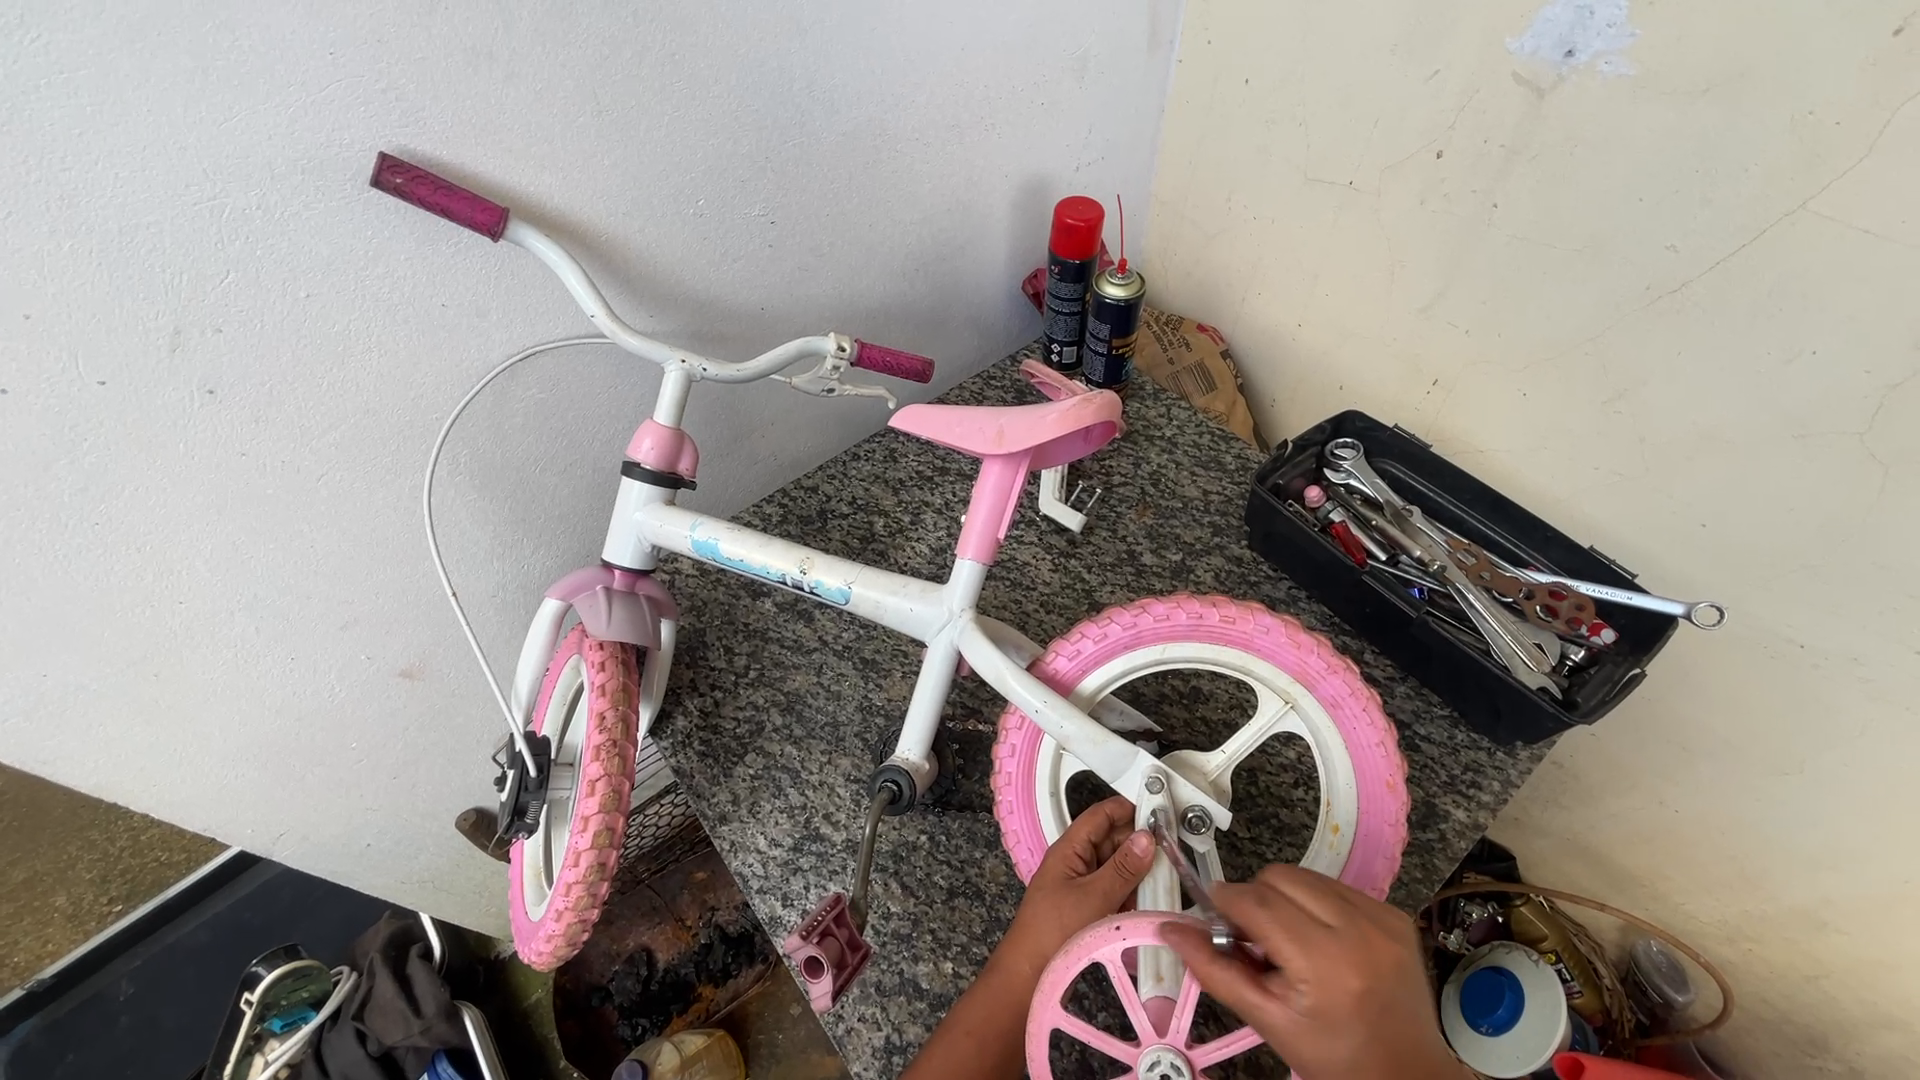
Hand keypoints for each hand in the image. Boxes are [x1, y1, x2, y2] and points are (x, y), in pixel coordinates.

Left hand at [996, 796, 1154, 977]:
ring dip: (1136, 873)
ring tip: (1161, 882)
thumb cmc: (1053, 931)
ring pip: (1115, 867)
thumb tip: (1146, 837)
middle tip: (1168, 854)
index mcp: (1069, 849)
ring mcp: (1081, 885)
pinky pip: (1113, 890)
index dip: (1127, 810)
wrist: (1029, 975)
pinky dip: (1130, 894)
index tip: (1158, 813)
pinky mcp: (1087, 908)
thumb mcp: (1094, 896)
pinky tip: (1147, 905)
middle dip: (1138, 845)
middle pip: (1111, 841)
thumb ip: (1122, 868)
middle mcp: (1075, 862)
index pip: (1100, 815)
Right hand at [1163, 865, 1466, 1079]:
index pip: (1255, 902)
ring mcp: (1382, 918)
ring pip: (1304, 876)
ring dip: (1285, 898)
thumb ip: (1215, 971)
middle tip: (1256, 940)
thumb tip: (1171, 929)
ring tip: (1290, 940)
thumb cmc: (1333, 1057)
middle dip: (1255, 900)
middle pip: (1278, 877)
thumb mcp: (1267, 1021)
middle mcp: (1358, 929)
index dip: (1225, 903)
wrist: (1408, 1077)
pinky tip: (1321, 939)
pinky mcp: (1395, 915)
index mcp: (1324, 962)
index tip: (1216, 922)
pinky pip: (1335, 886)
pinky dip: (1316, 903)